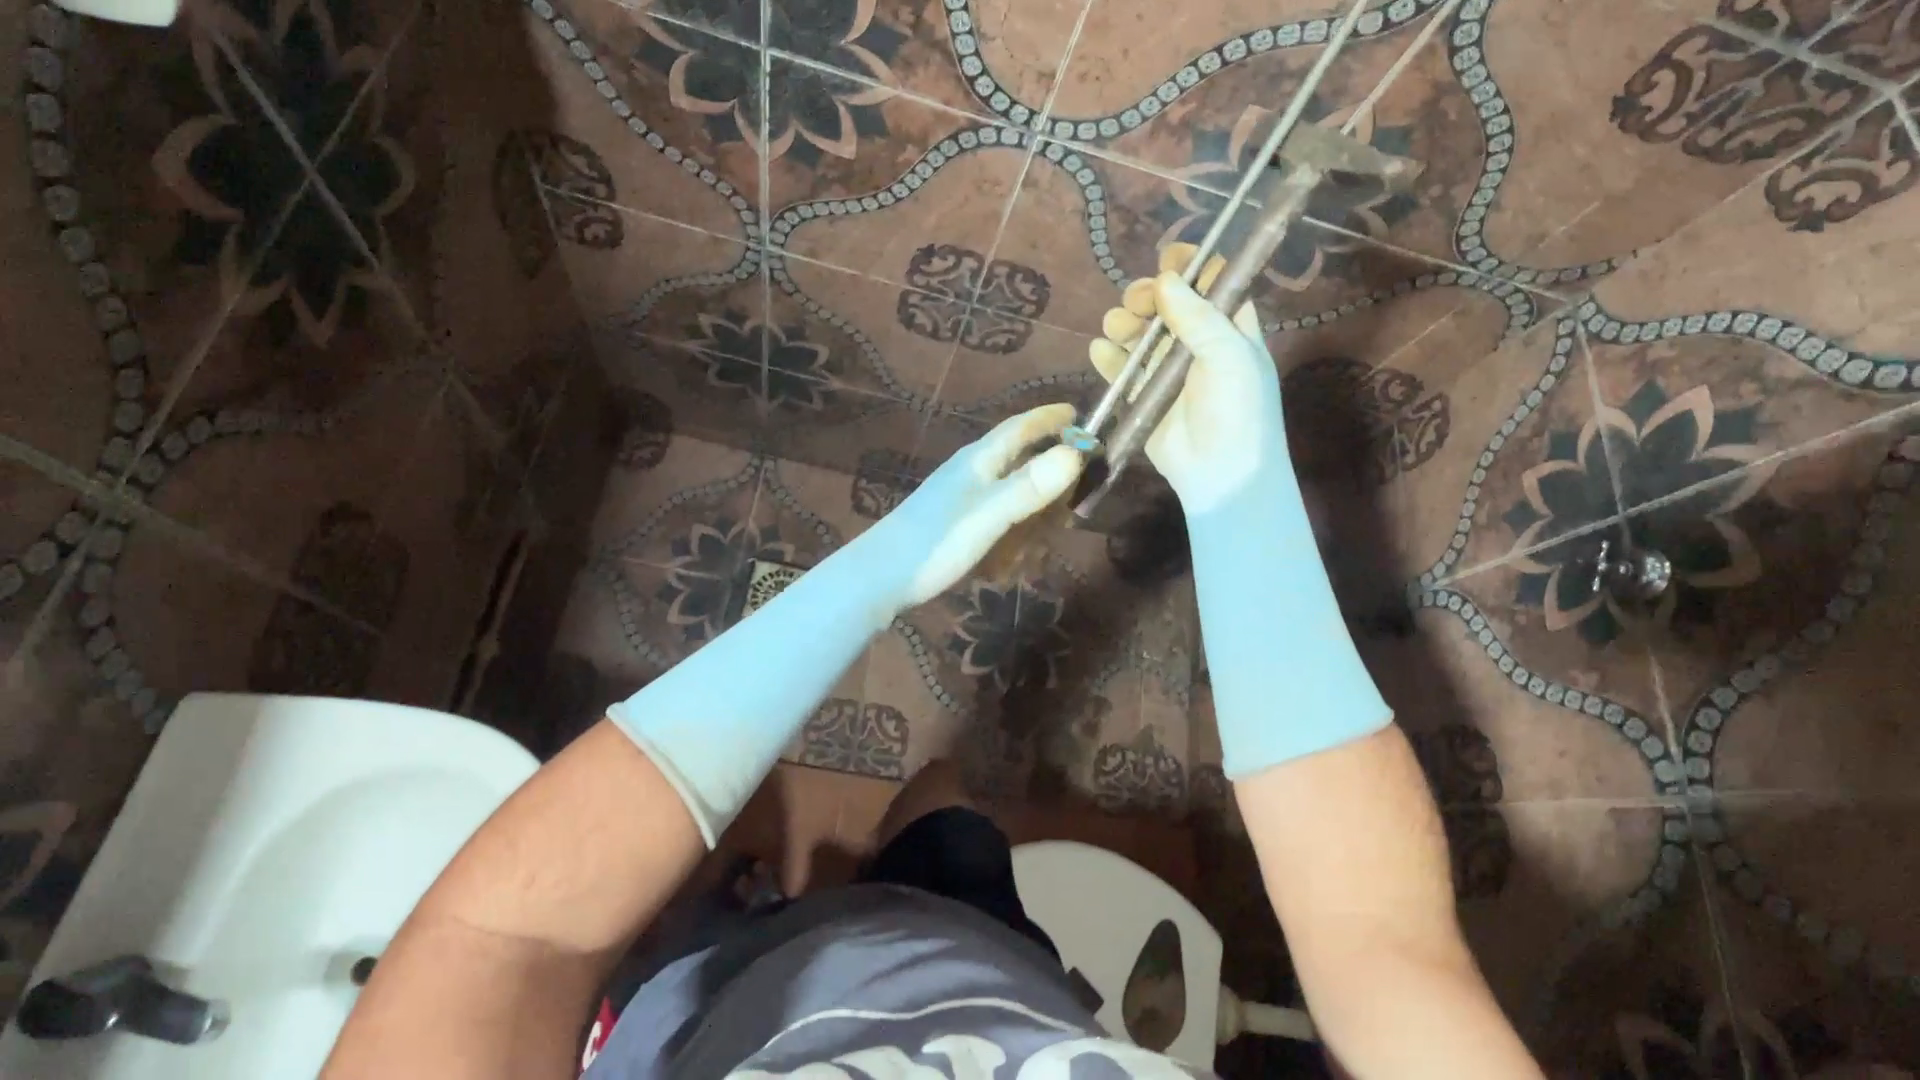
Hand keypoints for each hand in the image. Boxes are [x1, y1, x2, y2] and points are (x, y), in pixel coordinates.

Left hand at [862, 402, 1083, 611]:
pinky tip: (1005, 568)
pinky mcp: (953, 529)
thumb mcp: (988, 515)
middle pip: (1021, 464)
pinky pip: (995, 526)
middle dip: (1049, 484)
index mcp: (979, 461)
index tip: (1079, 413)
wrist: (878, 579)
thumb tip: (1076, 452)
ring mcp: (960, 502)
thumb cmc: (934, 542)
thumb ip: (1030, 486)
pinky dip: (1008, 542)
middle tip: (1070, 510)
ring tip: (1035, 550)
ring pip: (1011, 499)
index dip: (1049, 419)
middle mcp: (971, 474)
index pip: (1020, 428)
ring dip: (1030, 521)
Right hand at [1088, 243, 1285, 515]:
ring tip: (1117, 327)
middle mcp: (1198, 346)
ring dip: (1125, 323)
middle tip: (1137, 301)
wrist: (1220, 473)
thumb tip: (1166, 278)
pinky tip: (1101, 351)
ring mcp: (1168, 372)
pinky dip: (1108, 357)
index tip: (1168, 258)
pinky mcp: (1143, 397)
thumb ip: (1198, 315)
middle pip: (1168, 306)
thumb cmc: (1237, 409)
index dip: (1192, 267)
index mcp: (1230, 330)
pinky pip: (1120, 370)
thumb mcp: (1229, 354)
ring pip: (1140, 334)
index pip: (1212, 285)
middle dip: (1148, 296)